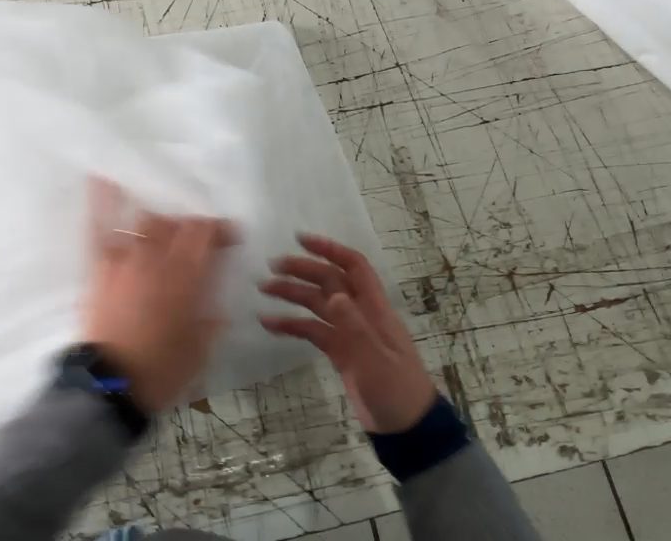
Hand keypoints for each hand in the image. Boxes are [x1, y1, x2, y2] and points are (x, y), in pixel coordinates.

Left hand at [81, 178, 236, 412]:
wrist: (110, 389)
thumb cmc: (161, 372)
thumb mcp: (202, 347)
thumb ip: (212, 314)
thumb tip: (219, 296)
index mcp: (187, 278)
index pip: (207, 235)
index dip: (220, 229)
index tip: (230, 237)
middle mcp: (157, 259)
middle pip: (178, 223)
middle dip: (192, 223)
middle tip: (198, 234)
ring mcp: (125, 259)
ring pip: (146, 219)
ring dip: (160, 214)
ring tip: (167, 218)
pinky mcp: (98, 267)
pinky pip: (99, 226)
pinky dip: (101, 199)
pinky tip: (101, 175)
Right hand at [260, 234, 438, 432]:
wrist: (406, 430)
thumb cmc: (397, 390)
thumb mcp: (376, 360)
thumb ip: (355, 327)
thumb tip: (333, 295)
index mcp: (375, 308)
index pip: (354, 267)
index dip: (330, 249)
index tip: (301, 240)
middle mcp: (360, 314)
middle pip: (330, 282)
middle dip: (303, 270)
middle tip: (272, 266)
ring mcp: (349, 333)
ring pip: (317, 304)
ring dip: (293, 294)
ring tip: (264, 289)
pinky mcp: (340, 352)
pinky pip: (312, 330)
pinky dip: (292, 325)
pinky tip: (269, 324)